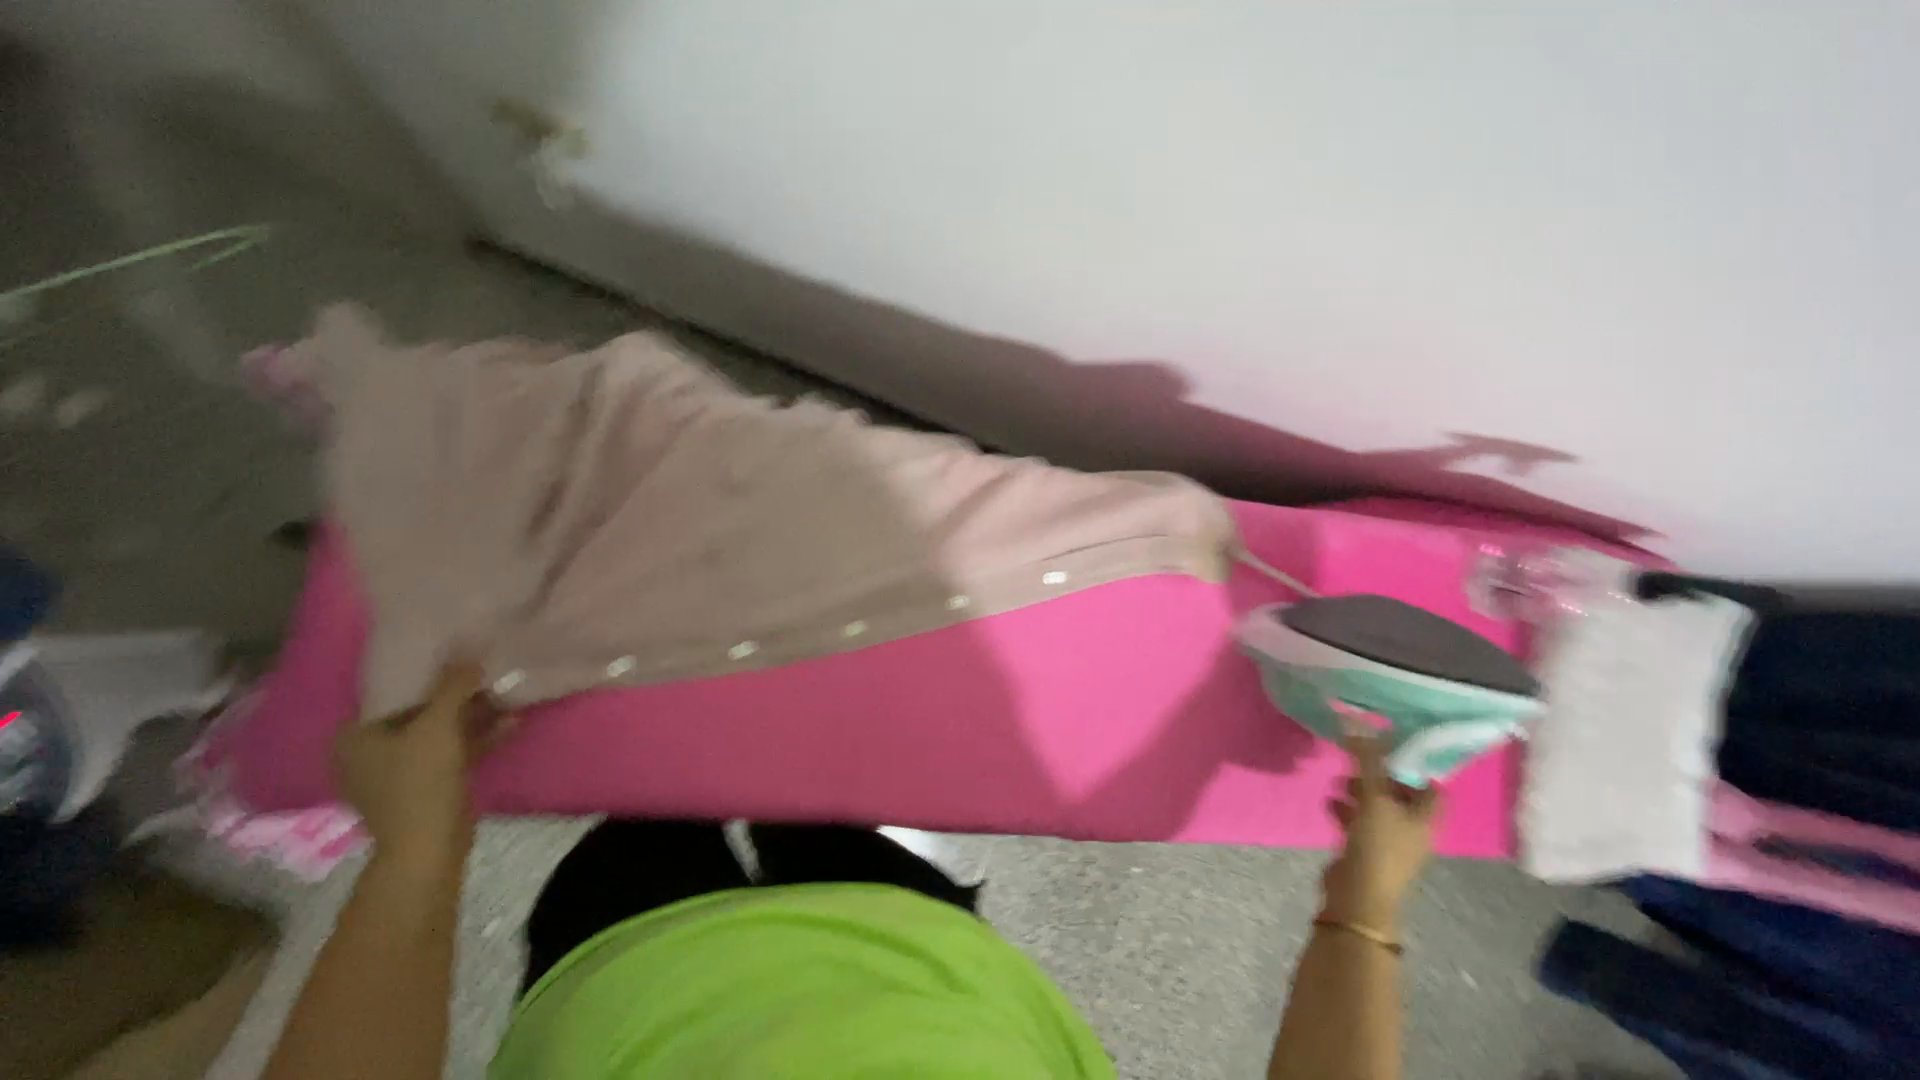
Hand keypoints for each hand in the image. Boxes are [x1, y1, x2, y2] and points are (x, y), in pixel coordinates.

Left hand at [334, 658, 511, 871]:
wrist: (428, 849)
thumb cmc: (420, 781)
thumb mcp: (439, 725)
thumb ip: (453, 684)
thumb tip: (470, 645)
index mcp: (355, 735)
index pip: (394, 690)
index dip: (428, 671)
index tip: (459, 654)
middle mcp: (369, 752)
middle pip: (418, 711)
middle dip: (456, 694)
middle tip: (488, 672)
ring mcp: (397, 773)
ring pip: (438, 733)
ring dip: (473, 716)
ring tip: (506, 695)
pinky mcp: (424, 788)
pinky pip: (450, 754)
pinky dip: (476, 740)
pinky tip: (511, 724)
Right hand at [1320, 733, 1438, 931]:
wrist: (1358, 896)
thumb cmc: (1377, 844)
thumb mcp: (1373, 797)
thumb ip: (1366, 760)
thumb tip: (1356, 721)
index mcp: (1427, 817)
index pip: (1431, 785)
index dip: (1413, 767)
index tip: (1387, 750)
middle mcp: (1414, 829)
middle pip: (1402, 795)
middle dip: (1379, 777)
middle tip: (1358, 763)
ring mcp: (1391, 843)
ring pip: (1379, 809)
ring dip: (1360, 793)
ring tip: (1340, 780)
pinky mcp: (1367, 853)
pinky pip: (1360, 824)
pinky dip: (1347, 810)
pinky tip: (1330, 802)